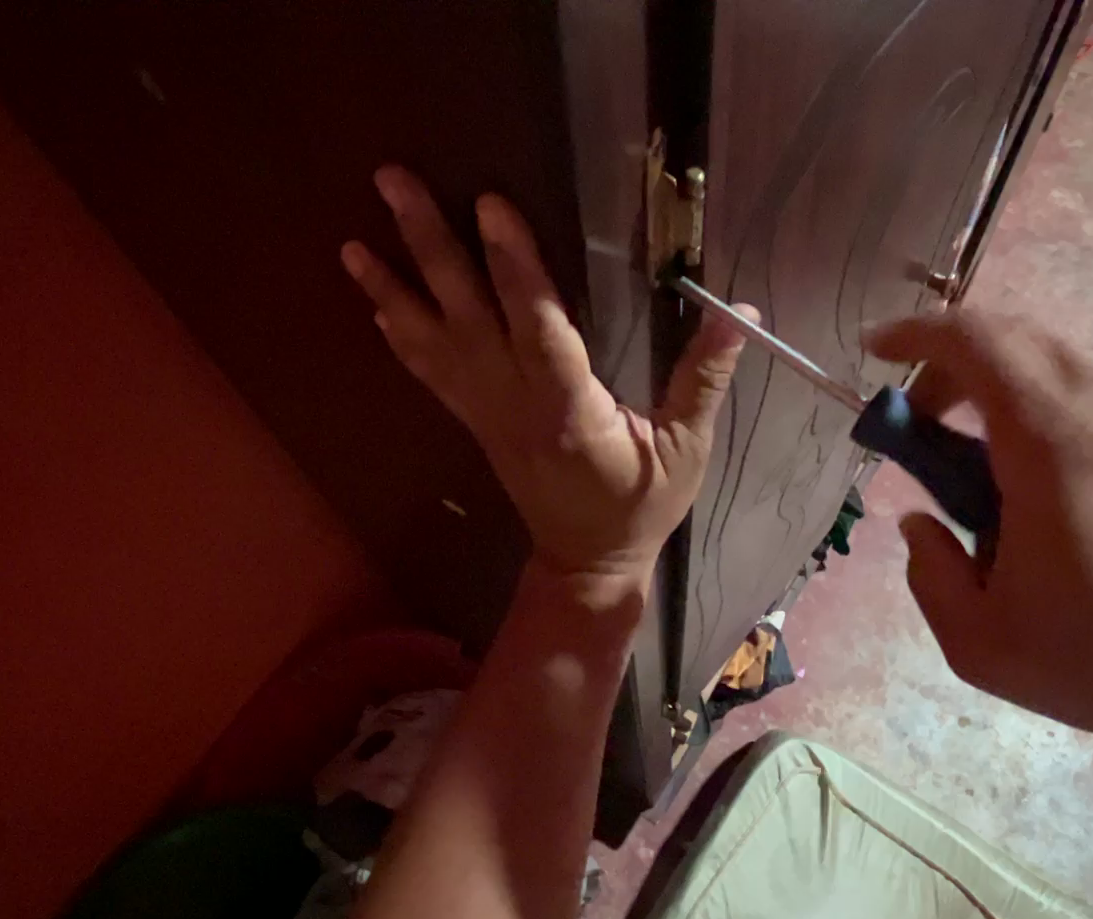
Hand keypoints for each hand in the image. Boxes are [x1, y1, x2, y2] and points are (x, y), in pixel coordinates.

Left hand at [341, 166, 748, 583]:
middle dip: (430, 248)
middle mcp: (515, 406)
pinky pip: (432, 376)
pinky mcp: (478, 423)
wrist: (587, 563)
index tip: (490, 204)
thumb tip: (740, 311)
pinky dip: (402, 337)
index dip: (515, 266)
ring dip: (393, 290)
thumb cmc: (639, 508)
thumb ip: (703, 380)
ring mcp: (487, 414)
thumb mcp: (685, 450)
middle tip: (392, 182)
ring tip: (352, 243)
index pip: (539, 327)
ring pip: (435, 345)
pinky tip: (377, 303)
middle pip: (468, 319)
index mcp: (569, 411)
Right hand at [866, 313, 1092, 746]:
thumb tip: (921, 525)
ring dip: (1007, 402)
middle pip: (1021, 343)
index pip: (978, 340)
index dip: (917, 334)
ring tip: (994, 482)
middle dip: (954, 370)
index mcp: (1054, 444)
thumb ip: (930, 574)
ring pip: (1066, 374)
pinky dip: (1057, 423)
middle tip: (924, 429)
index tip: (878, 353)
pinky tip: (1064, 500)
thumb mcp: (983, 644)